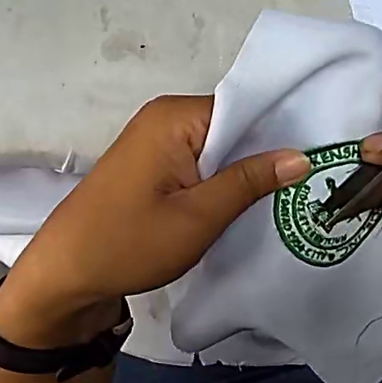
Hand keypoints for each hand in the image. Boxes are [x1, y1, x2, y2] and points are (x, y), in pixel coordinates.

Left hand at [0, 95, 309, 347]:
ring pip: (217, 146)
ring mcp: (155, 139)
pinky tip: (245, 202)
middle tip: (308, 184)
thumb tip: (301, 155)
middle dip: (263, 154)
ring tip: (285, 196)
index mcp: (174, 116)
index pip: (244, 108)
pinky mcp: (152, 163)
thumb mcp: (198, 216)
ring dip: (242, 171)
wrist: (65, 274)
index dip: (279, 132)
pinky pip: (199, 160)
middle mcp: (164, 117)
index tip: (316, 159)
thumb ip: (249, 181)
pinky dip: (219, 180)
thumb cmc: (128, 242)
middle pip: (231, 125)